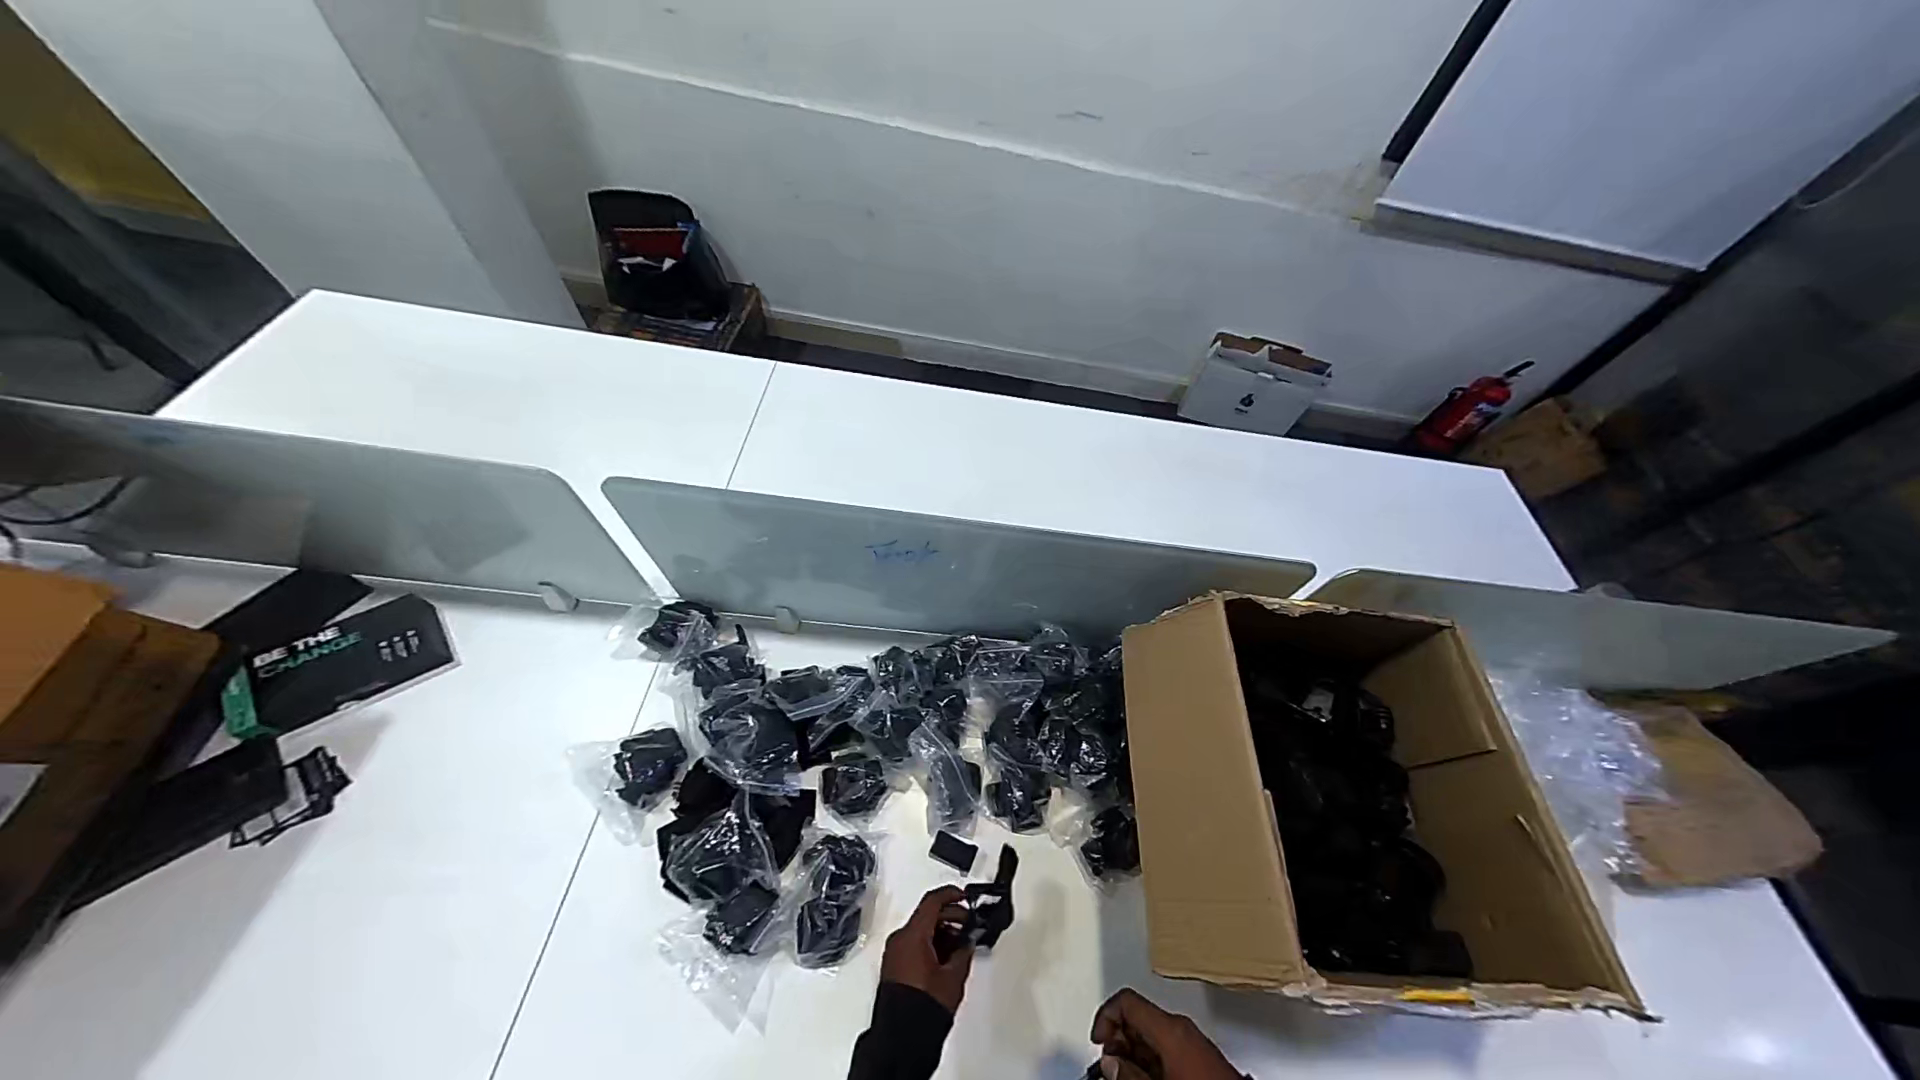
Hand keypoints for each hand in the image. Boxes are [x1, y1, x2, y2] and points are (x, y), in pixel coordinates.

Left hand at [879, 886, 975, 1013]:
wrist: (901, 1039)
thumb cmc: (921, 1009)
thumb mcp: (953, 977)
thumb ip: (963, 952)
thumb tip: (967, 943)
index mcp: (912, 935)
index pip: (932, 901)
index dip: (950, 894)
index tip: (963, 895)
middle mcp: (899, 940)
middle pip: (926, 915)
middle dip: (949, 916)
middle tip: (967, 922)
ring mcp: (893, 953)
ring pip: (920, 930)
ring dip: (940, 931)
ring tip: (959, 944)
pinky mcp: (893, 966)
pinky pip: (912, 944)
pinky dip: (930, 943)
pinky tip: (945, 957)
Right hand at [1091, 988, 1240, 1079]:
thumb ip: (1130, 1072)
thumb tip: (1110, 1062)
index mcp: (1171, 1028)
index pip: (1127, 1000)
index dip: (1106, 1016)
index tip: (1098, 1040)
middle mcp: (1182, 1028)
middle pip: (1138, 1016)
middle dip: (1119, 1038)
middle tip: (1111, 1065)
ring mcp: (1193, 1041)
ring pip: (1150, 1033)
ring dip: (1134, 1052)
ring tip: (1127, 1074)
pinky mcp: (1200, 1055)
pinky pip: (1166, 1047)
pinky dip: (1151, 1059)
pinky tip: (1148, 1078)